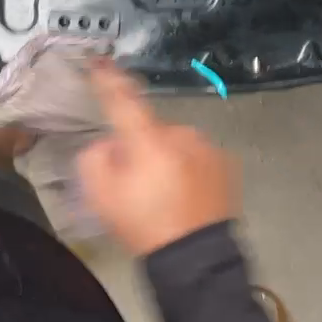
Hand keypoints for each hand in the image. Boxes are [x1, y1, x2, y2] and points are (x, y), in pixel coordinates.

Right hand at [77, 59, 238, 255]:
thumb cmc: (144, 226)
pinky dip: (188, 171)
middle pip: (150, 131)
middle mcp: (181, 135)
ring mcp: (207, 148)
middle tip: (136, 184)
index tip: (100, 62)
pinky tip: (185, 198)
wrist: (195, 259)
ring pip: (175, 145)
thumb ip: (96, 158)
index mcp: (148, 139)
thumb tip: (110, 144)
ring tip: (165, 197)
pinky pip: (197, 158)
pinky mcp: (226, 164)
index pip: (124, 100)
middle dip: (142, 149)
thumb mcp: (100, 196)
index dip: (108, 79)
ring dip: (167, 161)